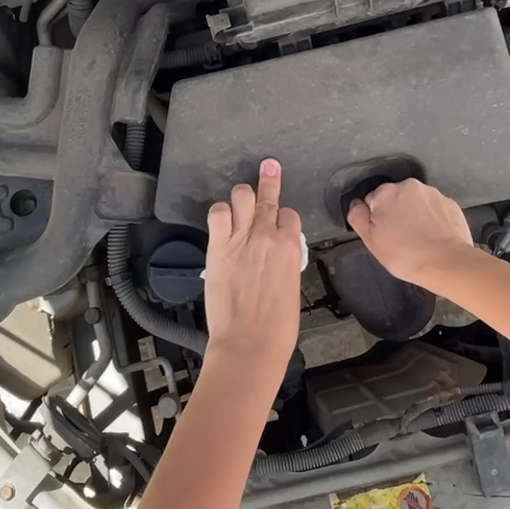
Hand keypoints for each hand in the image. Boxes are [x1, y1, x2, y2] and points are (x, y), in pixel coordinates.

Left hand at [203, 158, 304, 366]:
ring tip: (240, 201)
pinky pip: (218, 213)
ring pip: (243, 195)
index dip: (283, 217)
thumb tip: (277, 255)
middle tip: (269, 165)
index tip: (279, 221)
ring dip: (242, 196)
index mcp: (290, 248)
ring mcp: (241, 238)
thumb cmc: (276, 326)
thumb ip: (284, 263)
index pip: (289, 215)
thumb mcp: (291, 288)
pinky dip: (221, 213)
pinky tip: (222, 220)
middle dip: (270, 179)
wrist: (250, 343)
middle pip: (268, 197)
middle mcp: (267, 236)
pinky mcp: (218, 247)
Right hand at [346, 179, 473, 287]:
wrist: (447, 263)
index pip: (372, 201)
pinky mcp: (450, 203)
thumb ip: (358, 217)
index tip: (384, 234)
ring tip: (419, 238)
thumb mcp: (371, 240)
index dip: (375, 219)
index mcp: (385, 192)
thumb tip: (356, 204)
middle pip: (395, 198)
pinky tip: (433, 236)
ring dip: (414, 214)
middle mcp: (409, 185)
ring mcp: (432, 193)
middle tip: (400, 237)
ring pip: (415, 202)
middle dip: (395, 212)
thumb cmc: (404, 254)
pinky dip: (432, 218)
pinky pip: (434, 208)